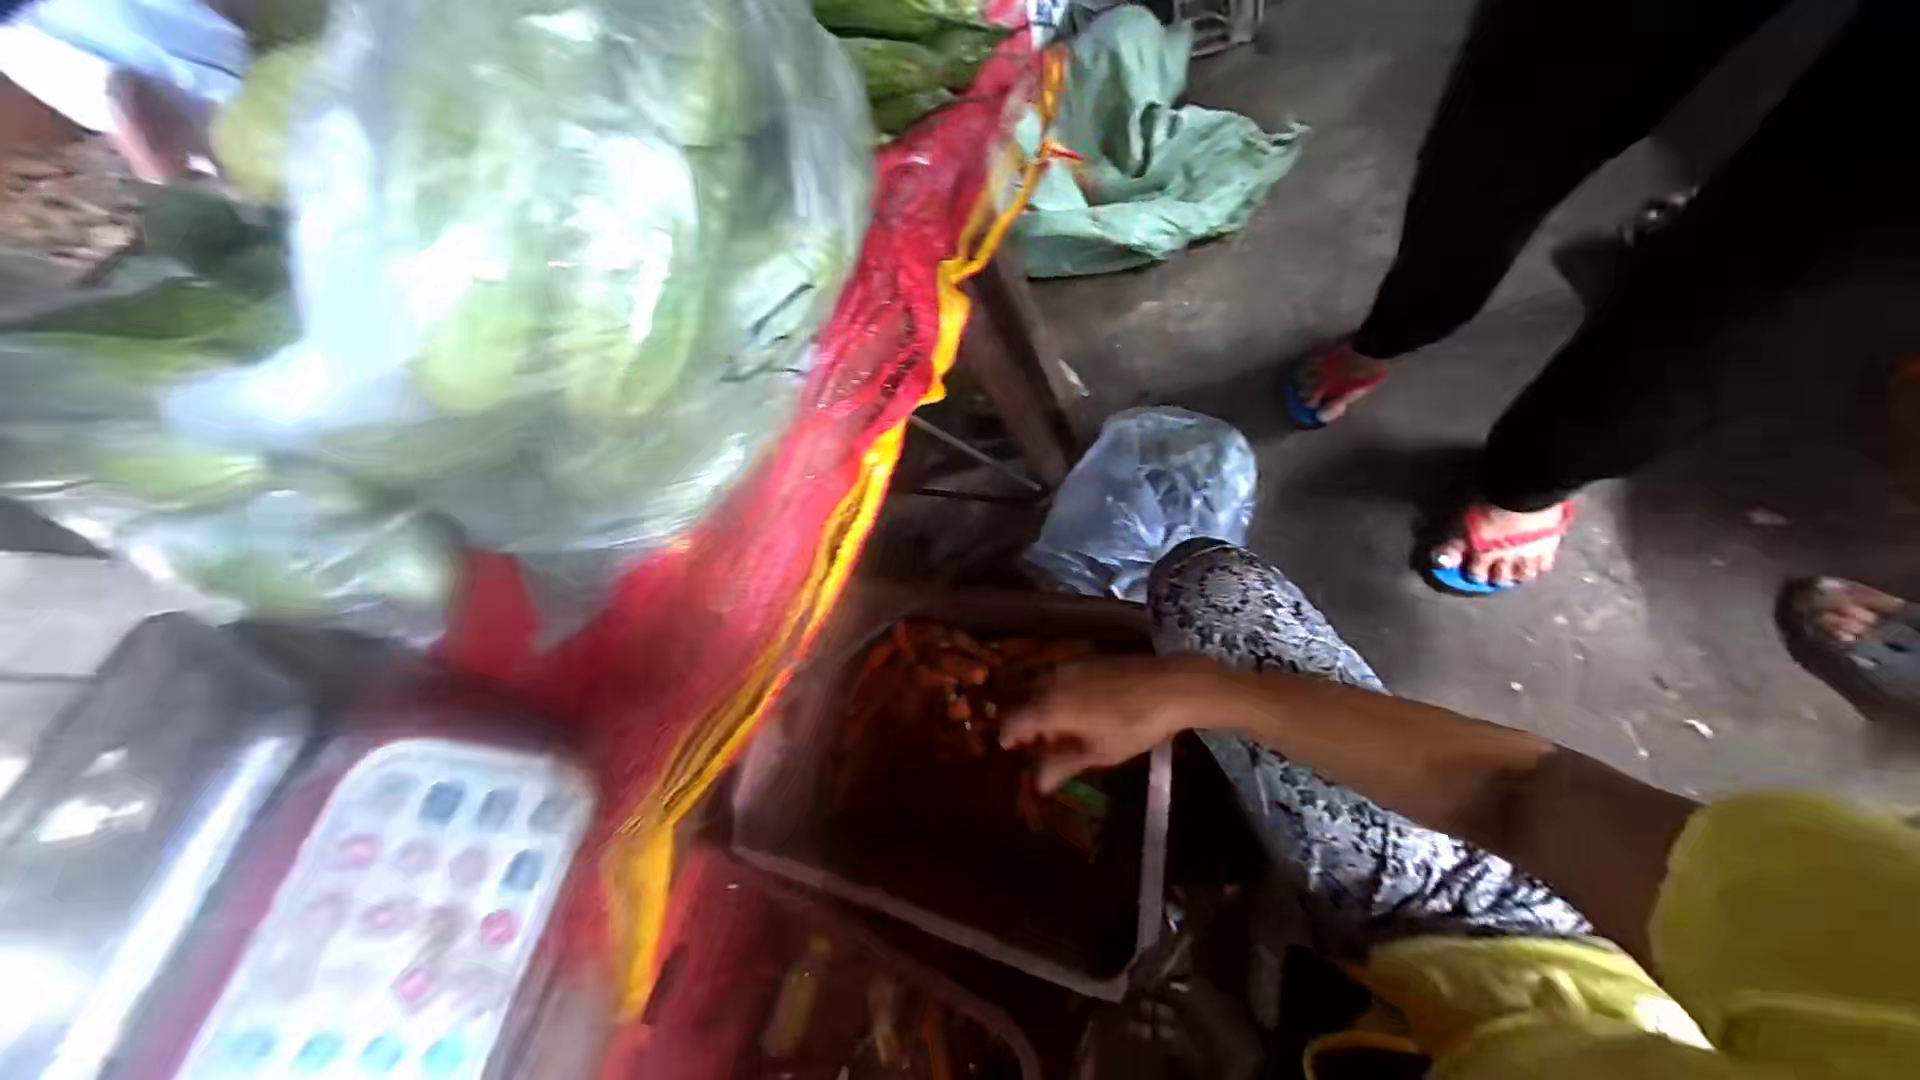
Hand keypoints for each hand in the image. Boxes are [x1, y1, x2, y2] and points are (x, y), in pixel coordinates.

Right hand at [1000, 654, 1262, 791]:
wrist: (1169, 685)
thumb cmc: (1133, 724)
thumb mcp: (1098, 752)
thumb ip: (1062, 764)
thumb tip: (1037, 784)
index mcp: (1048, 706)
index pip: (1010, 721)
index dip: (1007, 738)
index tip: (1013, 750)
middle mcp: (1050, 681)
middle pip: (1021, 701)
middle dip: (1022, 722)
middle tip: (1034, 743)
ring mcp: (1067, 665)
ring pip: (1038, 686)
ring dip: (1038, 707)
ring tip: (1057, 728)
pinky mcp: (1084, 658)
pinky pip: (1057, 677)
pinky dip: (1055, 693)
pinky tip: (1077, 708)